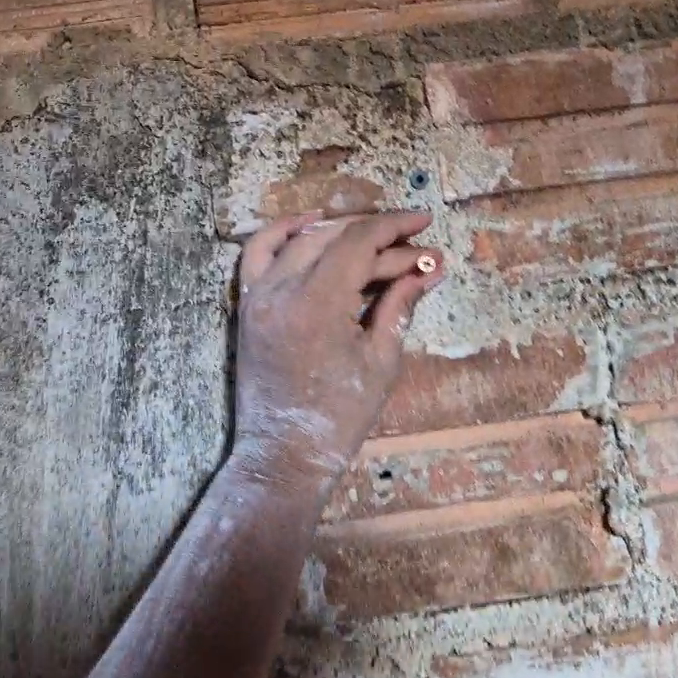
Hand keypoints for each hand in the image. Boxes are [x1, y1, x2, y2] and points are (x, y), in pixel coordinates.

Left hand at [228, 211, 446, 495]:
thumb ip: (400, 305)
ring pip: (301, 239)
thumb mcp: (381, 360)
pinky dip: (284, 232)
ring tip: (377, 236)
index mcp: (318, 304)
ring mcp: (258, 295)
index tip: (425, 222)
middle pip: (334, 238)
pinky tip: (313, 224)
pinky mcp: (248, 304)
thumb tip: (429, 269)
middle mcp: (281, 290)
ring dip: (340, 231)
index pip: (359, 243)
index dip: (395, 227)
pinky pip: (258, 252)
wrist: (285, 454)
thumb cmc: (341, 417)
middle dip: (379, 235)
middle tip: (415, 247)